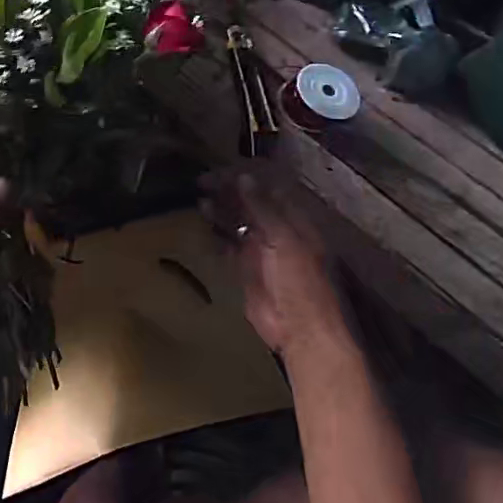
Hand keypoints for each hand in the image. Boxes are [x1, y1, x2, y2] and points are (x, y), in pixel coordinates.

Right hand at [206, 164, 346, 355]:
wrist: (301, 332)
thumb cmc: (301, 283)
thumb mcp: (284, 240)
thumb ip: (262, 208)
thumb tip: (243, 177)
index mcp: (295, 220)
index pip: (269, 186)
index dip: (245, 176)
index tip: (220, 171)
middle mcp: (278, 229)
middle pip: (250, 202)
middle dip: (228, 190)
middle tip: (202, 183)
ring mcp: (262, 248)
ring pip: (238, 220)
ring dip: (220, 209)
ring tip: (200, 201)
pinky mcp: (247, 268)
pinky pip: (230, 244)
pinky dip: (217, 233)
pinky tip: (205, 225)